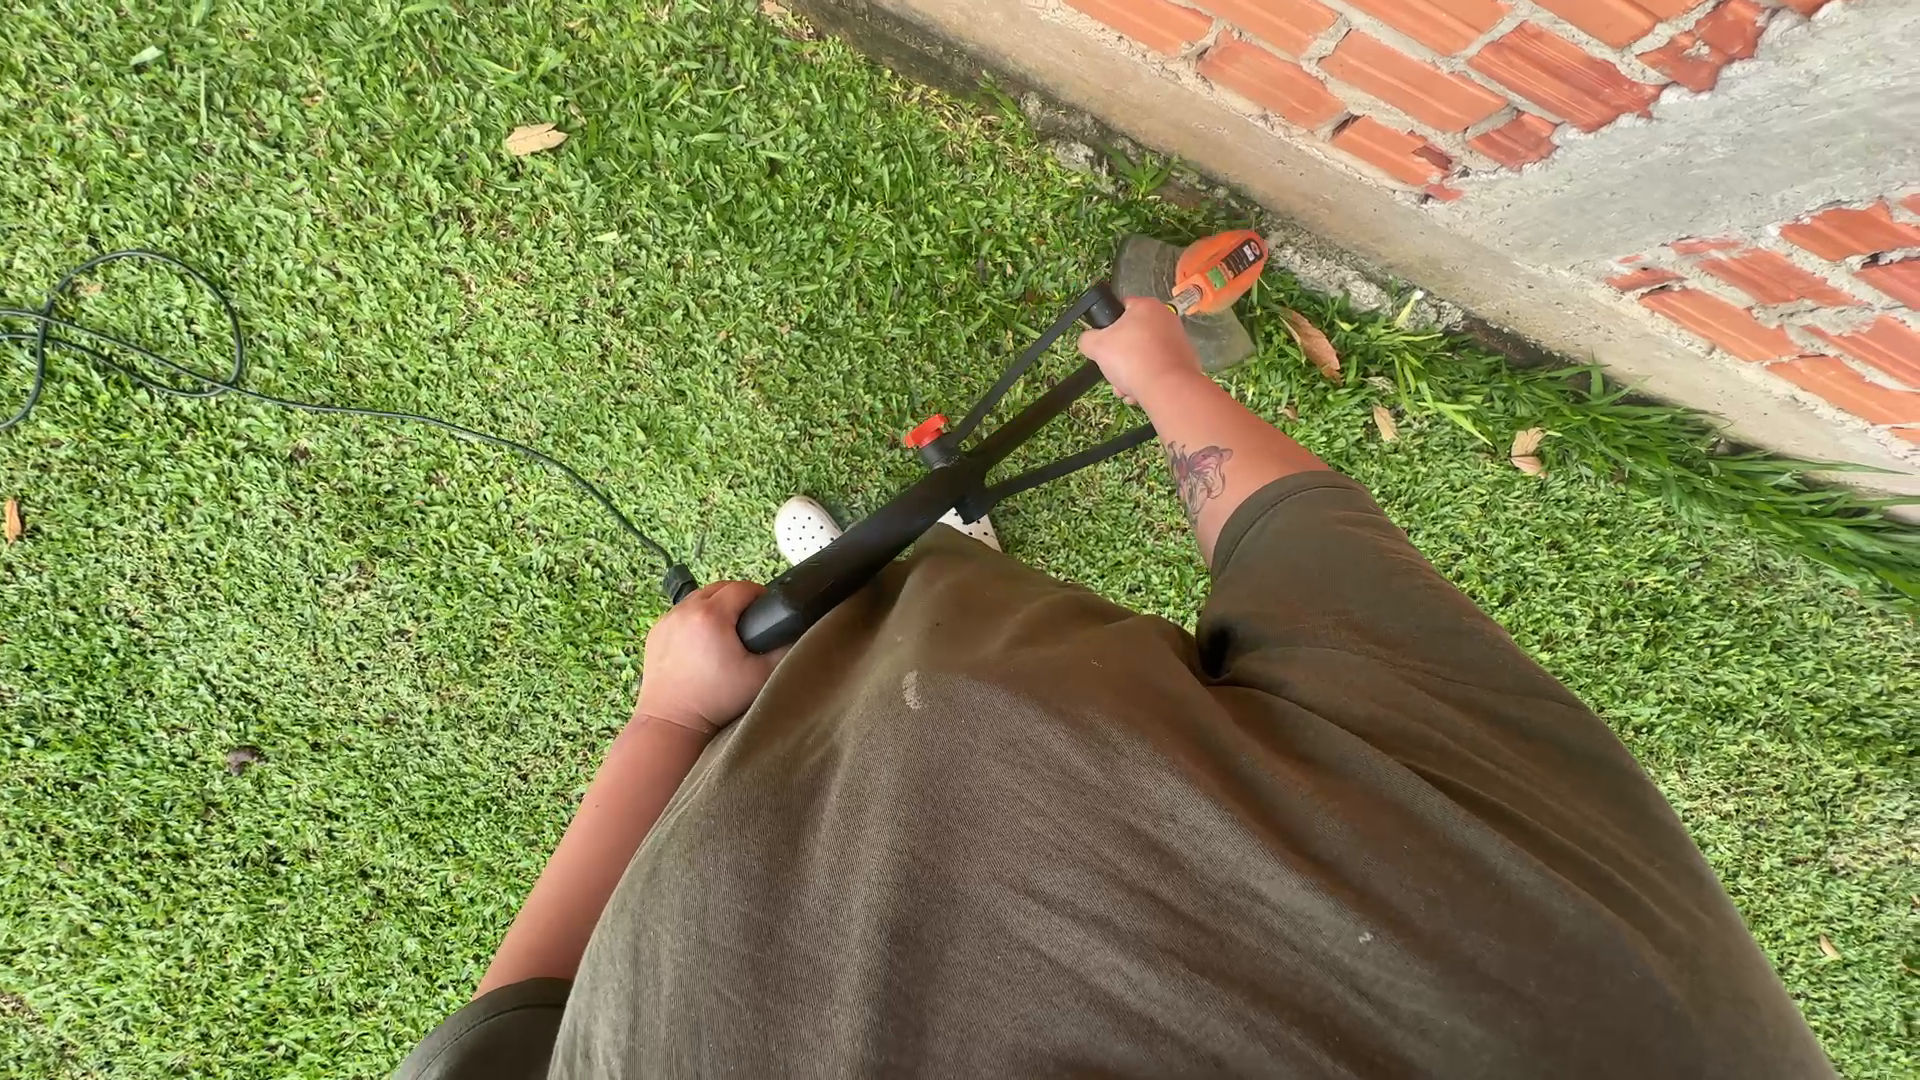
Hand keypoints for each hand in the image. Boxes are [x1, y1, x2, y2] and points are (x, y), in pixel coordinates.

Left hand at [633, 581, 785, 736]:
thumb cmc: (715, 701)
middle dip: (739, 599)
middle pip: (720, 588)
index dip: (760, 596)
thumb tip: (794, 631)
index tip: (767, 612)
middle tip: (751, 622)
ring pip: (699, 598)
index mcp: (711, 616)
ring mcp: (667, 621)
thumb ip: (784, 649)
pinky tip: (705, 641)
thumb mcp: (761, 675)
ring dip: (716, 606)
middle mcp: (685, 611)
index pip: (743, 588)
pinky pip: (681, 614)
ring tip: (729, 631)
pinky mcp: (656, 633)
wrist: (673, 723)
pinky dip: (695, 619)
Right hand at [1077, 296, 1205, 404]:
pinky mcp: (1185, 360)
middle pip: (1133, 335)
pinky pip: (1159, 367)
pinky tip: (1139, 392)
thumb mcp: (1096, 346)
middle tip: (1113, 370)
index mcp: (1146, 306)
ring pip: (1145, 355)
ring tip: (1125, 388)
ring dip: (1131, 372)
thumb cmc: (1131, 359)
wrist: (1166, 386)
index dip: (1108, 325)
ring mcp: (1179, 339)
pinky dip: (1148, 379)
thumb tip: (1089, 341)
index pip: (1122, 307)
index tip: (1104, 343)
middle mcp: (1166, 318)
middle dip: (1120, 357)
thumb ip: (1087, 339)